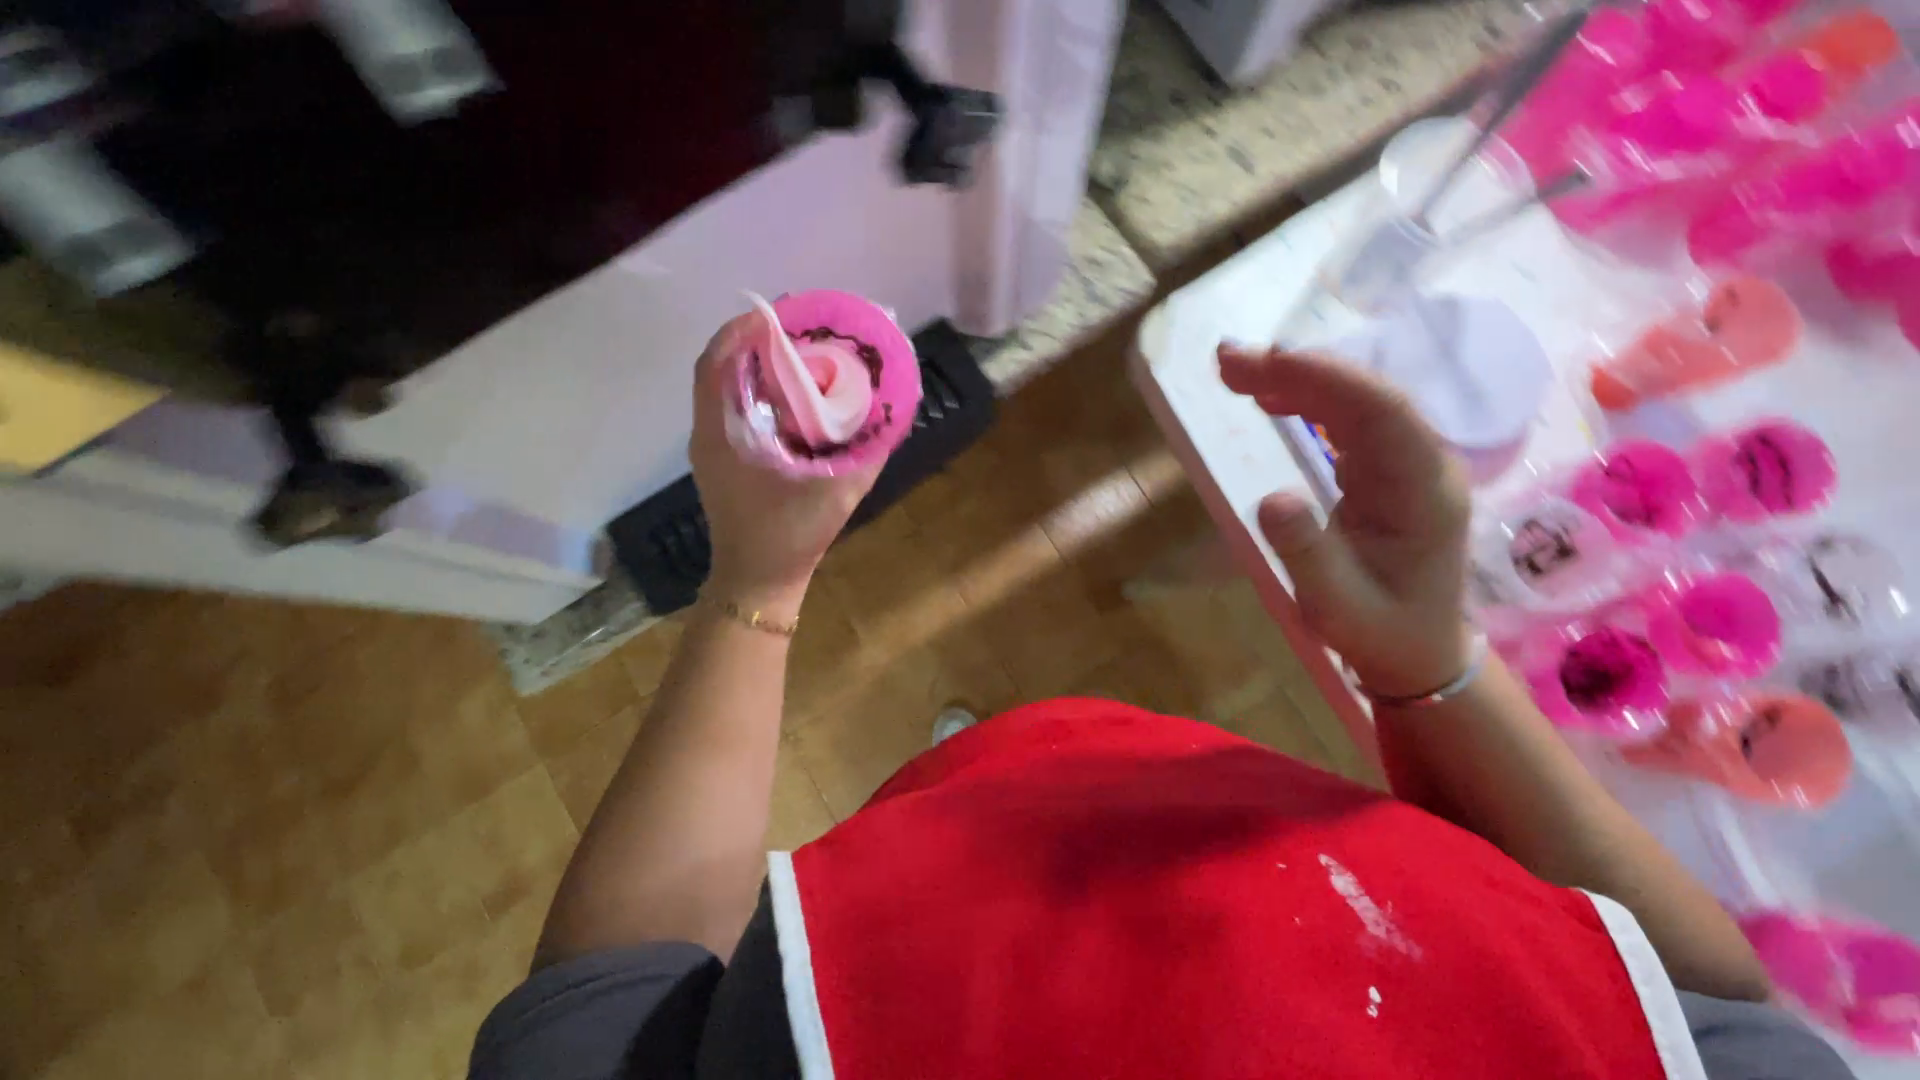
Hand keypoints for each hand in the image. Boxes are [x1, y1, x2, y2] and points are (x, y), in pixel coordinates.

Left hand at [690, 315, 882, 619]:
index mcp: (723, 435)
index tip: (777, 315)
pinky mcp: (721, 461)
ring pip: (724, 389)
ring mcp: (711, 448)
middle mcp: (709, 434)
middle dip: (754, 342)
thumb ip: (867, 451)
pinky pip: (732, 410)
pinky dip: (756, 393)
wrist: (756, 583)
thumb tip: (892, 412)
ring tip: (796, 355)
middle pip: (720, 369)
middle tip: (797, 331)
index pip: (716, 363)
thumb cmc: (789, 538)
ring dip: (754, 367)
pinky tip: (790, 397)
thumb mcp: (837, 492)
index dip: (742, 331)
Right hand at [1219, 343, 1474, 698]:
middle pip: (1366, 395)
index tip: (1268, 362)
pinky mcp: (1385, 467)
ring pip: (1355, 399)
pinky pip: (1348, 418)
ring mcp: (1406, 462)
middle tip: (1227, 361)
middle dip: (1299, 369)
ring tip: (1233, 371)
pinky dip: (1306, 400)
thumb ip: (1307, 554)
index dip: (1327, 379)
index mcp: (1424, 492)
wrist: (1420, 652)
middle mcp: (1423, 464)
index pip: (1383, 413)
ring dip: (1297, 379)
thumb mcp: (1337, 609)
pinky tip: (1270, 396)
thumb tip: (1272, 497)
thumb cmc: (1381, 633)